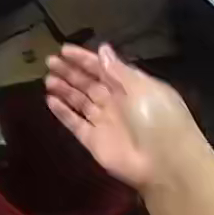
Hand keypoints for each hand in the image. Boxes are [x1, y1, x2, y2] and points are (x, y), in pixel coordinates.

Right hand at [44, 44, 199, 192]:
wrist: (165, 165)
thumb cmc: (159, 120)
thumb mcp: (142, 88)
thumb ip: (118, 70)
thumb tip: (102, 49)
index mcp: (131, 87)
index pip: (103, 68)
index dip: (84, 59)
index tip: (64, 49)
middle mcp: (116, 103)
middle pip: (89, 83)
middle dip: (70, 72)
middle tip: (50, 61)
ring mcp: (104, 122)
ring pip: (79, 101)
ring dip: (64, 89)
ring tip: (48, 79)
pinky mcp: (93, 141)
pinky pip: (74, 122)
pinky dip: (62, 112)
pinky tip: (50, 100)